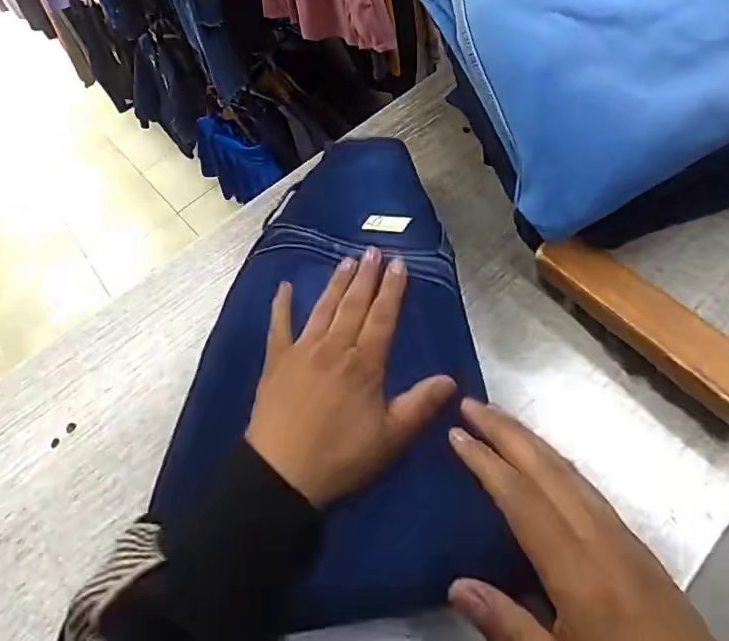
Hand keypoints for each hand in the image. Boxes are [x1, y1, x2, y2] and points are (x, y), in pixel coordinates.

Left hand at [245, 246, 457, 505]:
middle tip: (373, 251)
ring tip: (347, 260)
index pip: (382, 317)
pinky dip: (281, 305)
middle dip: (366, 276)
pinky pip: (279, 326)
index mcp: (364, 364)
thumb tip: (451, 379)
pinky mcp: (277, 362)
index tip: (398, 264)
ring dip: (337, 283)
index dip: (392, 290)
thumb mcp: (389, 437)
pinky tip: (285, 286)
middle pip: (354, 305)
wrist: (279, 477)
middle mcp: (334, 348)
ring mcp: (302, 351)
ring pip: (324, 309)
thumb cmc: (339, 457)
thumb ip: (420, 405)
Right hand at [447, 400, 715, 640]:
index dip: (486, 461)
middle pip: (547, 468)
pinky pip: (586, 485)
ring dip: (531, 440)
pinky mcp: (634, 541)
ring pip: (569, 470)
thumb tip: (456, 584)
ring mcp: (620, 533)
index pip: (522, 497)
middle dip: (507, 431)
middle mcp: (598, 534)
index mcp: (577, 566)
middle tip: (471, 404)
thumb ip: (509, 625)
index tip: (457, 432)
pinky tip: (545, 462)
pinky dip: (556, 461)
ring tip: (499, 420)